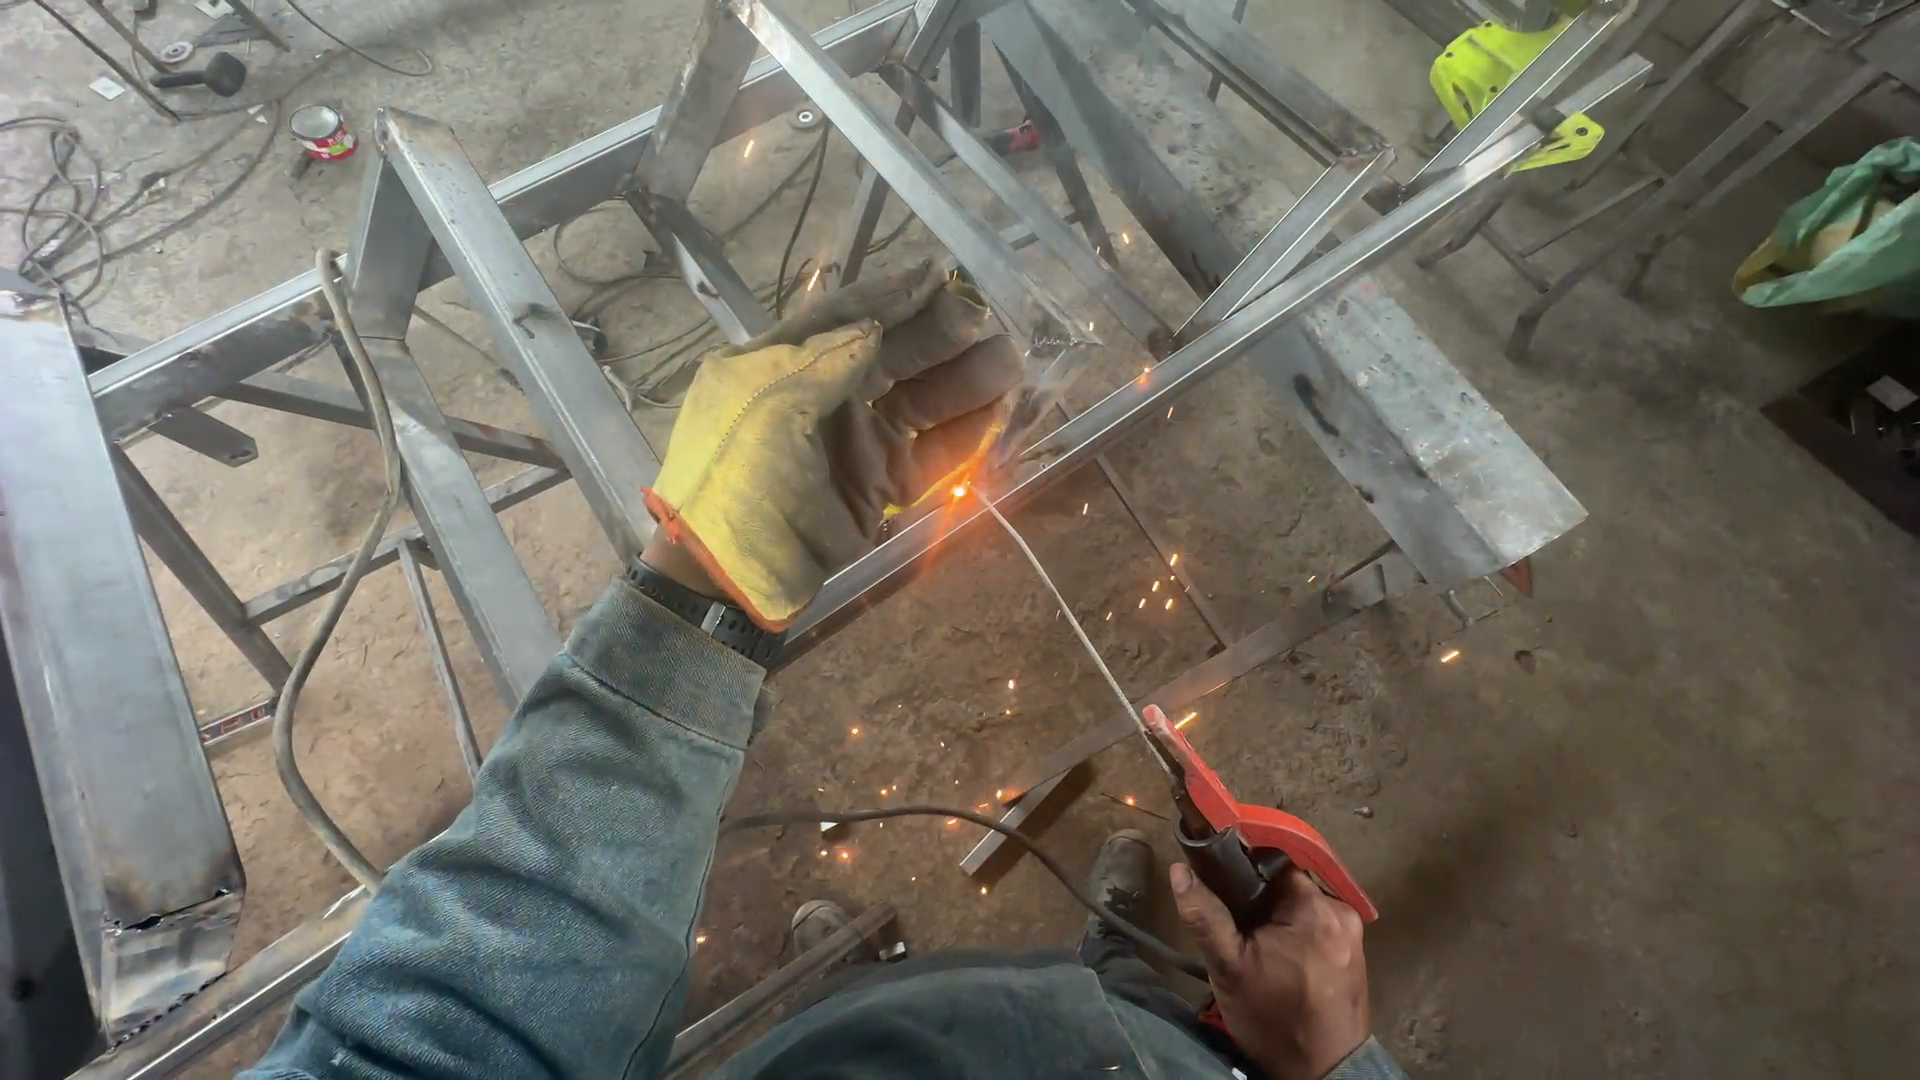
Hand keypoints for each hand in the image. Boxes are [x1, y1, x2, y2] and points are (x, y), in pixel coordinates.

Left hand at [640, 261, 1023, 628]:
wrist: (734, 570)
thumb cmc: (737, 473)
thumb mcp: (765, 401)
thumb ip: (824, 358)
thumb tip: (877, 326)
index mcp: (787, 363)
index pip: (847, 317)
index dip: (893, 297)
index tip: (941, 276)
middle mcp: (827, 396)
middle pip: (895, 355)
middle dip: (940, 334)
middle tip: (983, 320)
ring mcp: (859, 441)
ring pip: (923, 401)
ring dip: (965, 381)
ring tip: (1009, 361)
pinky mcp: (883, 482)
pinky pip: (933, 452)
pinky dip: (966, 434)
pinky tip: (1000, 412)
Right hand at [1171, 860, 1371, 1079]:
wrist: (1322, 1078)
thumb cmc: (1274, 1021)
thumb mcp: (1228, 968)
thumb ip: (1204, 915)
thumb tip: (1179, 870)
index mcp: (1316, 908)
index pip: (1270, 861)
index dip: (1240, 868)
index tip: (1218, 886)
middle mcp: (1341, 911)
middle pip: (1284, 882)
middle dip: (1256, 896)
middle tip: (1234, 924)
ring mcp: (1352, 933)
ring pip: (1297, 903)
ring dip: (1273, 914)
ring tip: (1252, 941)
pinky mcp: (1353, 953)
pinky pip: (1313, 923)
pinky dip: (1291, 930)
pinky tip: (1275, 955)